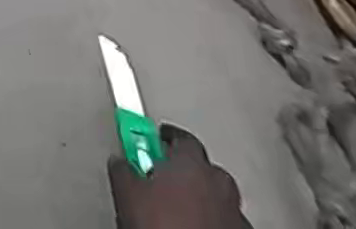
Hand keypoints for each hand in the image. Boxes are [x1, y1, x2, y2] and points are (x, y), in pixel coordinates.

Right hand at [109, 125, 250, 228]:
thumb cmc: (163, 226)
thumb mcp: (126, 191)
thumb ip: (124, 168)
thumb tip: (121, 164)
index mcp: (191, 164)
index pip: (181, 137)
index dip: (164, 136)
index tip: (153, 137)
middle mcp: (219, 185)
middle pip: (203, 165)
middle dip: (184, 166)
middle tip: (162, 170)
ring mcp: (235, 216)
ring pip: (217, 196)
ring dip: (199, 196)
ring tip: (175, 205)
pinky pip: (224, 220)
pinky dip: (210, 219)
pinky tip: (191, 225)